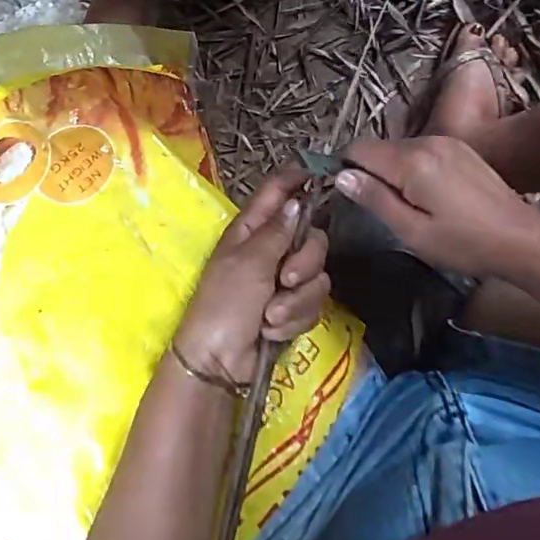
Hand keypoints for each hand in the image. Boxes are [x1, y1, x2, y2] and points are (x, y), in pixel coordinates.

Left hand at [174, 167, 330, 384]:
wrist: (219, 361)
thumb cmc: (224, 303)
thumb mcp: (249, 262)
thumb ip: (278, 231)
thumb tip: (298, 201)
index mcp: (252, 228)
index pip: (278, 192)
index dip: (297, 180)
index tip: (320, 178)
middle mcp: (272, 248)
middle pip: (313, 236)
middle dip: (305, 261)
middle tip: (286, 279)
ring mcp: (283, 279)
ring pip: (317, 274)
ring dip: (296, 300)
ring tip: (271, 315)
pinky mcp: (293, 307)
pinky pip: (314, 303)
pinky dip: (295, 318)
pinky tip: (273, 329)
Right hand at [335, 136, 534, 276]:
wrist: (524, 239)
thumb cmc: (466, 243)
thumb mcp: (413, 232)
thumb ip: (375, 199)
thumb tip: (342, 176)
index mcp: (411, 161)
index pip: (358, 149)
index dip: (348, 169)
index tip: (355, 196)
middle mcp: (427, 140)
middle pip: (380, 148)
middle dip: (373, 173)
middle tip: (388, 210)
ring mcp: (447, 141)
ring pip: (400, 149)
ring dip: (395, 172)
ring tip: (413, 207)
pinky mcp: (460, 147)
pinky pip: (421, 150)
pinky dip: (415, 168)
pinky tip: (433, 196)